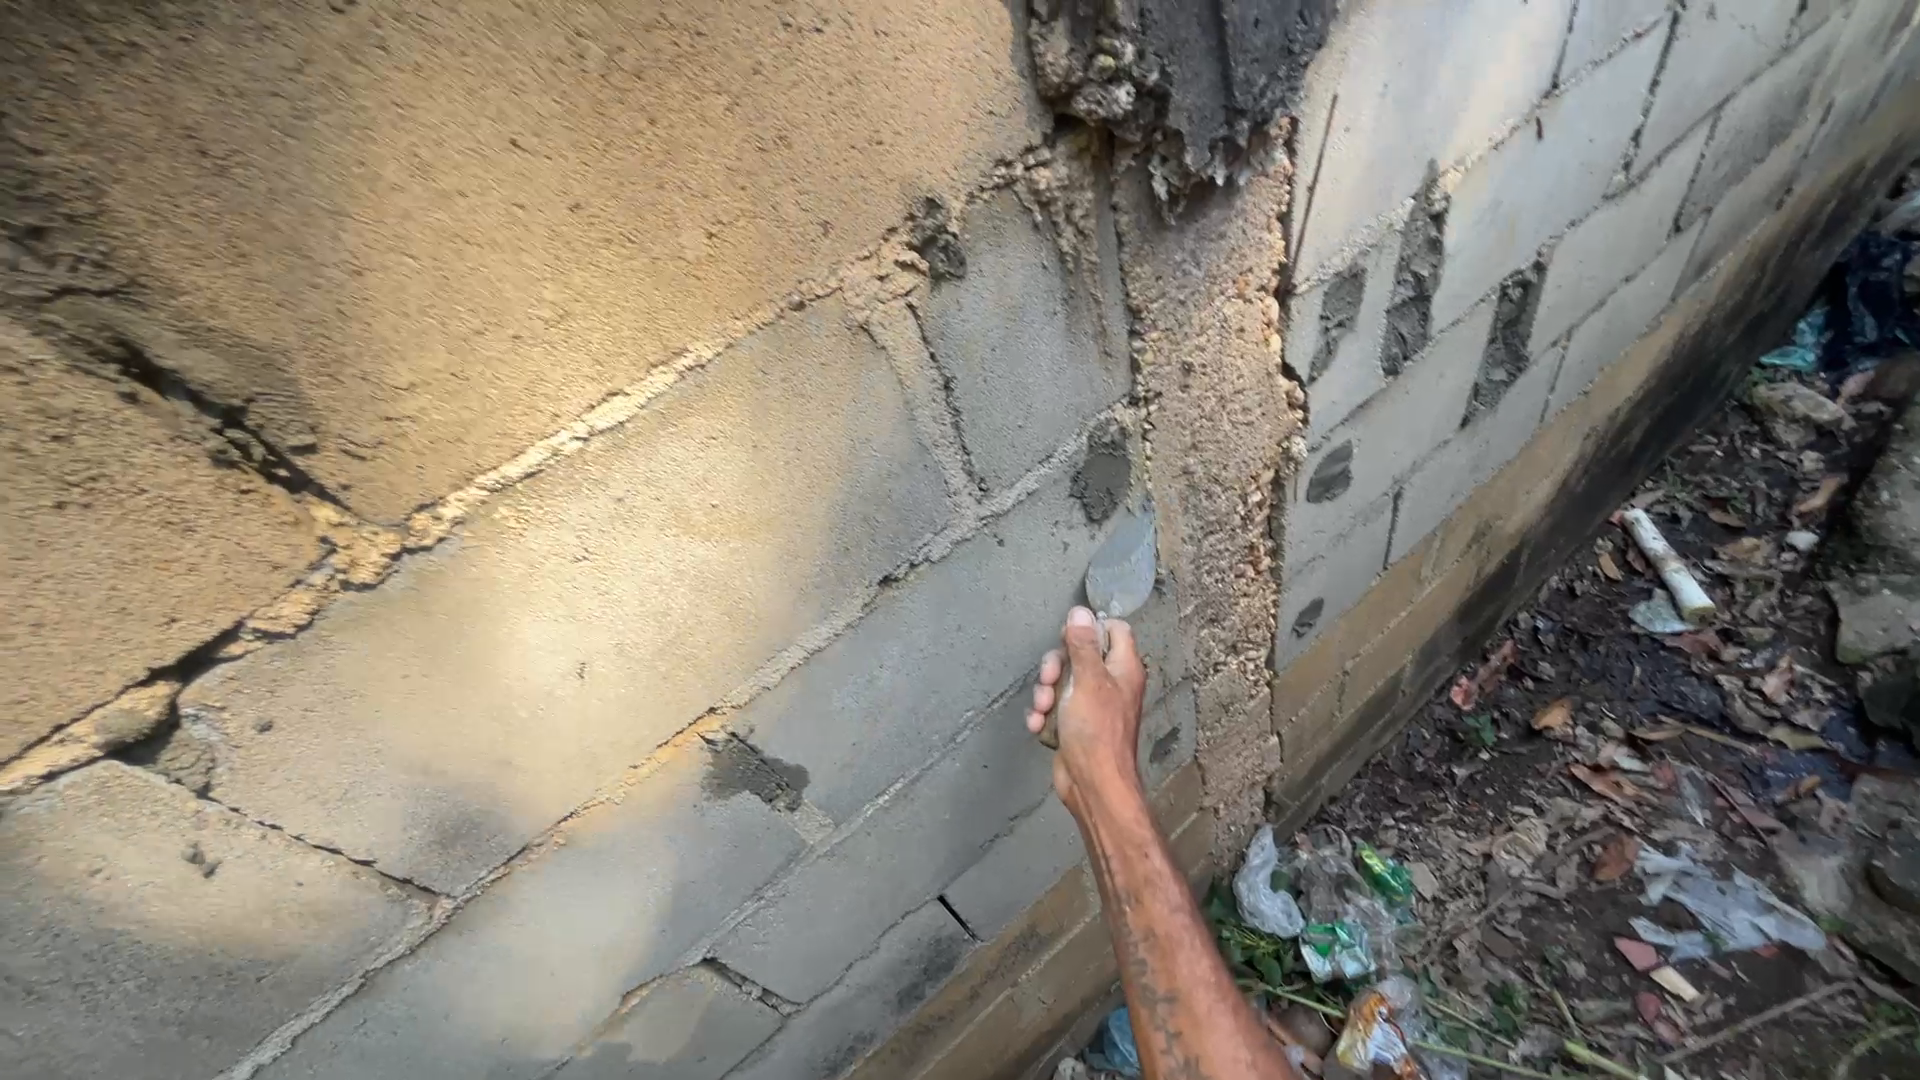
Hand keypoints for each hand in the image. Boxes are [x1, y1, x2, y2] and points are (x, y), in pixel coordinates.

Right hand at [1025, 606, 1147, 813]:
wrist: (1093, 785)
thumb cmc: (1097, 733)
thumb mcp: (1088, 680)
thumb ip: (1083, 644)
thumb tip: (1081, 612)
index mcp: (1123, 668)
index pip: (1114, 630)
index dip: (1090, 628)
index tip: (1069, 638)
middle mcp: (1110, 684)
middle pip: (1079, 654)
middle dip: (1056, 666)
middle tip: (1050, 680)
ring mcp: (1092, 705)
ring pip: (1062, 681)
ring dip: (1045, 693)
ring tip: (1043, 709)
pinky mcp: (1075, 724)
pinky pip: (1055, 707)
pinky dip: (1044, 715)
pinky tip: (1039, 726)